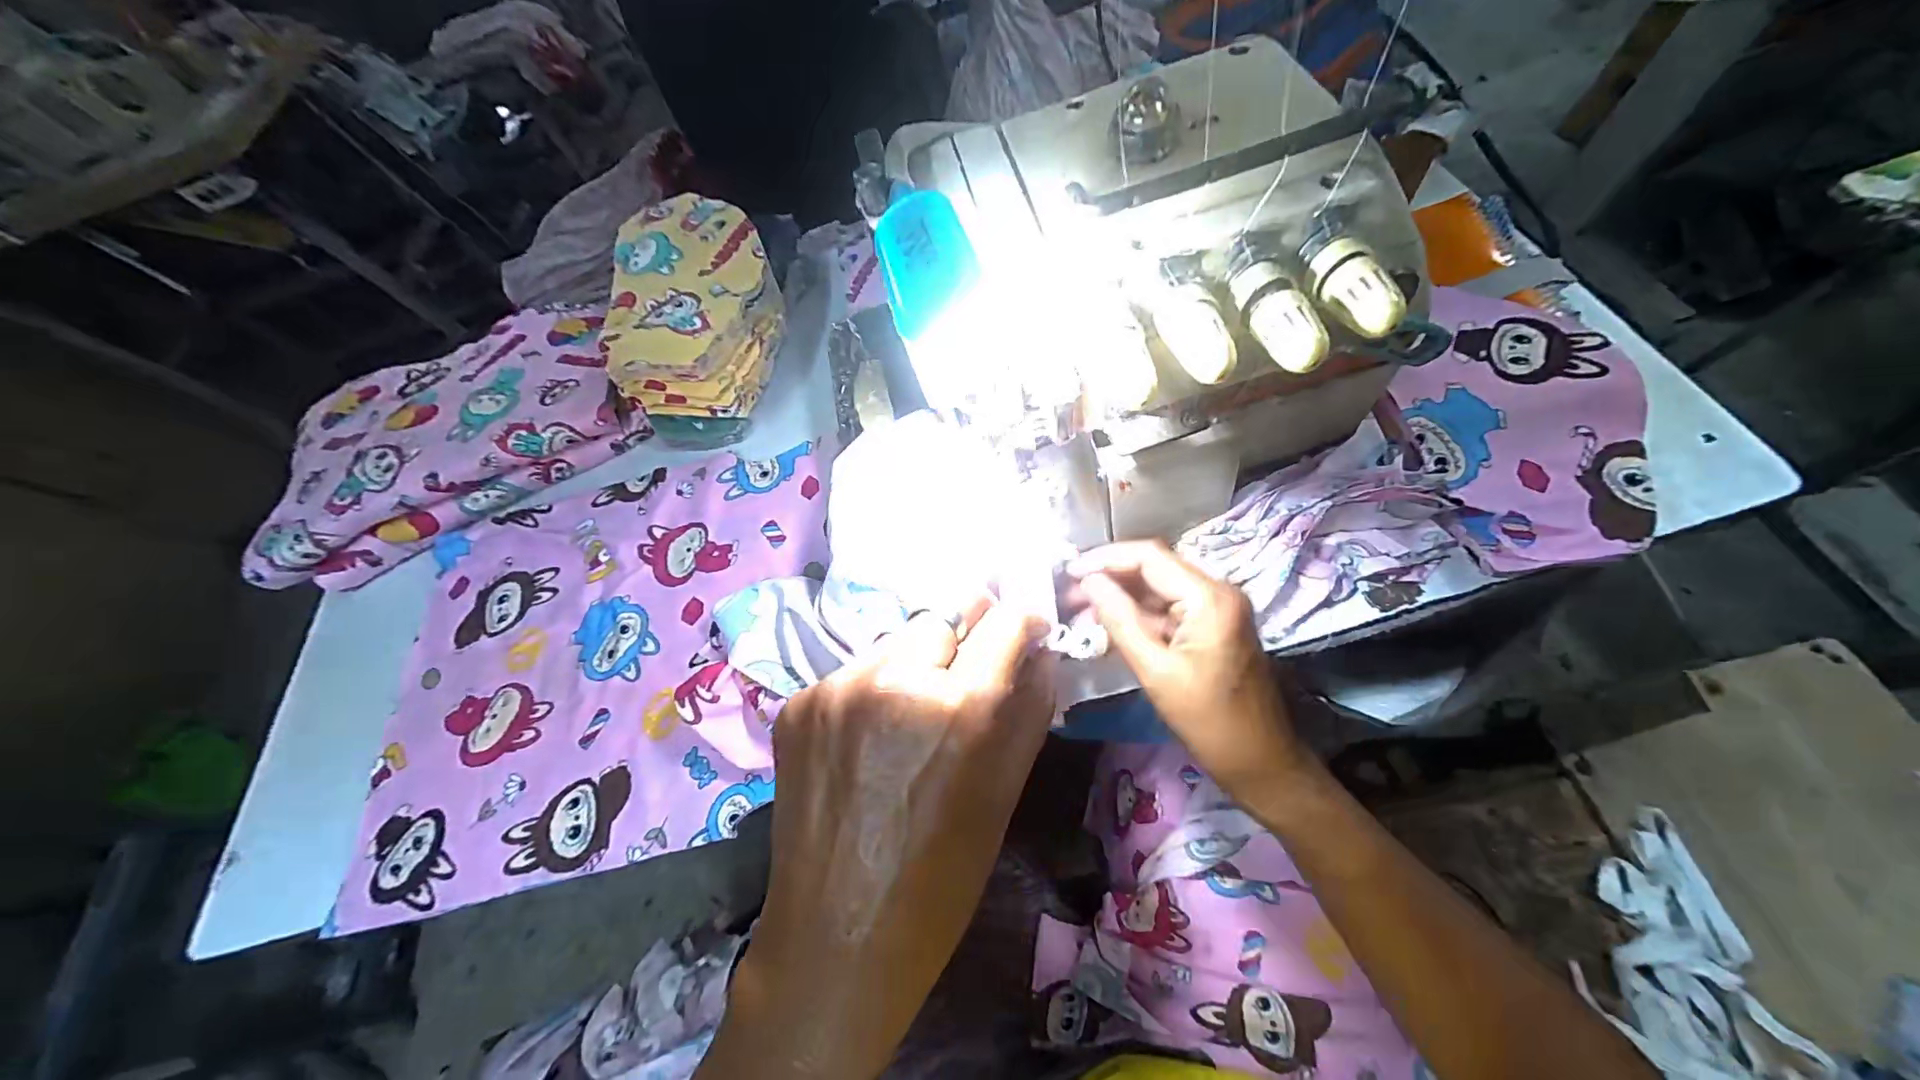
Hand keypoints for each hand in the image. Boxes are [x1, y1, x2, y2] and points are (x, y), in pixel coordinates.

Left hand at [700, 601, 1054, 1079]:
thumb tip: (1040, 652)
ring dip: (909, 670)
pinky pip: (850, 674)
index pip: (1005, 621)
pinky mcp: (797, 702)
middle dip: (957, 652)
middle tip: (953, 702)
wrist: (835, 939)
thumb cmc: (940, 882)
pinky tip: (861, 748)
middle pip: (941, 625)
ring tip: (902, 731)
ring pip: (892, 645)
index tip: (1023, 637)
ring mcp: (835, 687)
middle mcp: (893, 677)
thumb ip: (1028, 709)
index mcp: (958, 706)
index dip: (1021, 626)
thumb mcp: (1003, 794)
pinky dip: (866, 696)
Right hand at [1070, 540, 1305, 795]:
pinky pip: (1169, 610)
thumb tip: (1089, 582)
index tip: (1069, 571)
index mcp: (1210, 597)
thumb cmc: (1209, 721)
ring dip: (1121, 597)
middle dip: (1110, 578)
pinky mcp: (1213, 627)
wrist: (1261, 762)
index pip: (1150, 557)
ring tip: (1080, 610)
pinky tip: (1109, 625)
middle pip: (1154, 569)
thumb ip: (1120, 619)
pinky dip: (1139, 615)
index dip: (1105, 559)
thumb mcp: (1156, 670)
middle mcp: (1218, 592)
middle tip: (1069, 594)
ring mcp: (1217, 610)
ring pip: (1159, 589)